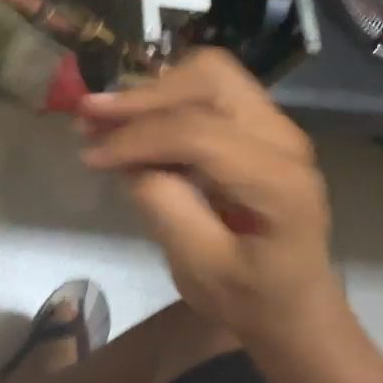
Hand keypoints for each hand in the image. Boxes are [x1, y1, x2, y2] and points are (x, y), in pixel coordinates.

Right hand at [77, 49, 343, 345]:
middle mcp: (283, 140)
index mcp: (278, 181)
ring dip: (150, 92)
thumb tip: (128, 163)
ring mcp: (273, 128)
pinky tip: (127, 124)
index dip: (136, 138)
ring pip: (206, 74)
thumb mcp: (199, 267)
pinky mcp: (256, 128)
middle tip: (89, 117)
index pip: (198, 132)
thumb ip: (166, 208)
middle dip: (143, 96)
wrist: (293, 308)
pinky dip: (162, 100)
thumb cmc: (248, 296)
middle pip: (209, 80)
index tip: (89, 157)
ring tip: (100, 116)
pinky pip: (206, 91)